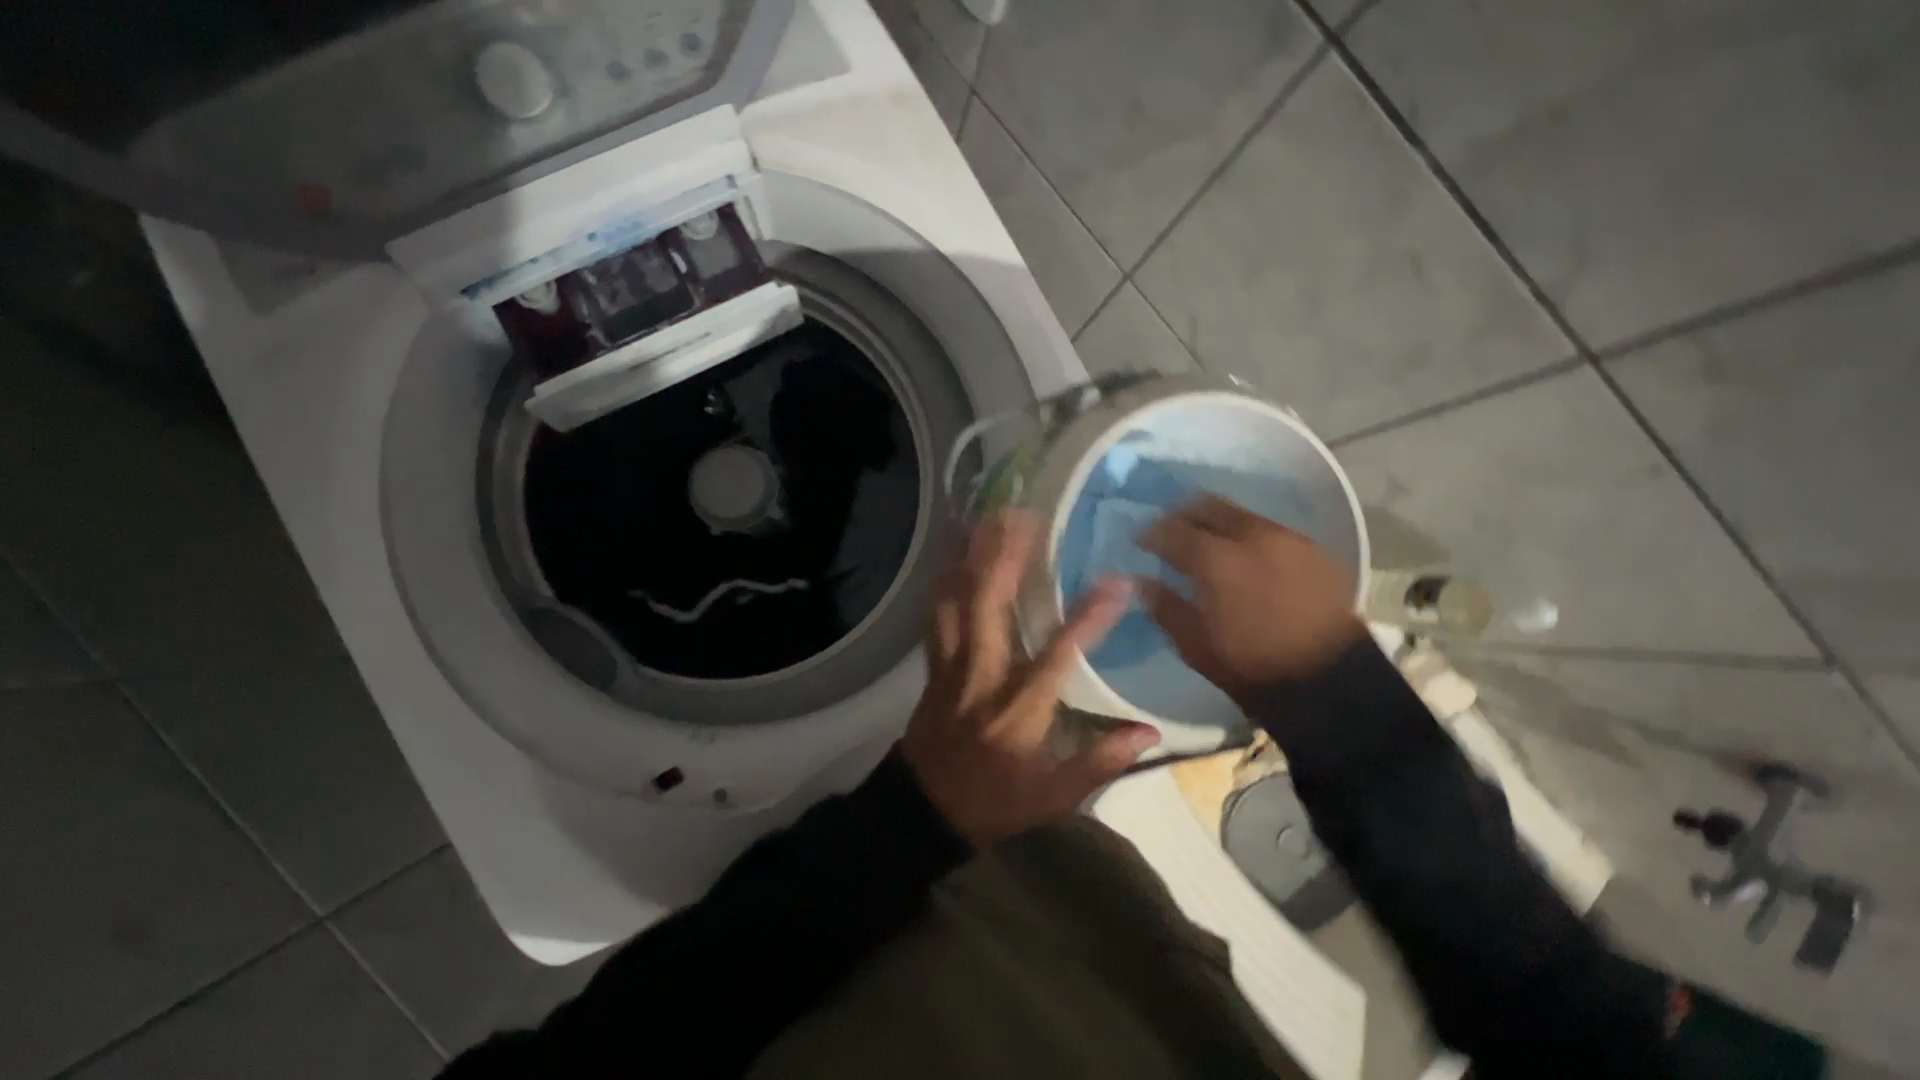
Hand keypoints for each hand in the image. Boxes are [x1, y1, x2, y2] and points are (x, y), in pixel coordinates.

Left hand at [899, 513, 1162, 848]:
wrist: (921, 811)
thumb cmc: (992, 803)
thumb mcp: (1052, 796)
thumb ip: (1099, 762)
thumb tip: (1150, 732)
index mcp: (1019, 709)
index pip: (1058, 654)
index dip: (1088, 617)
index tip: (1116, 581)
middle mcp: (983, 676)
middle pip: (989, 605)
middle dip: (1006, 557)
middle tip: (1025, 514)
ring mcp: (951, 667)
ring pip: (956, 601)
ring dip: (970, 557)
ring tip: (985, 518)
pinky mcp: (932, 667)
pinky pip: (937, 615)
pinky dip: (944, 582)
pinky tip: (951, 556)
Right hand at [1139, 496, 1366, 707]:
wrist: (1331, 680)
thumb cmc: (1253, 668)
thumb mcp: (1196, 646)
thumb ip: (1165, 607)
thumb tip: (1141, 582)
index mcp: (1215, 559)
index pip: (1171, 530)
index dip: (1150, 533)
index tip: (1140, 541)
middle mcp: (1251, 536)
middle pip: (1208, 506)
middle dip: (1185, 515)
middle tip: (1173, 532)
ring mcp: (1287, 539)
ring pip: (1242, 515)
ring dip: (1220, 524)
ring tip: (1212, 545)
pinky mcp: (1314, 550)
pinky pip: (1272, 532)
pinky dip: (1251, 538)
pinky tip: (1250, 560)